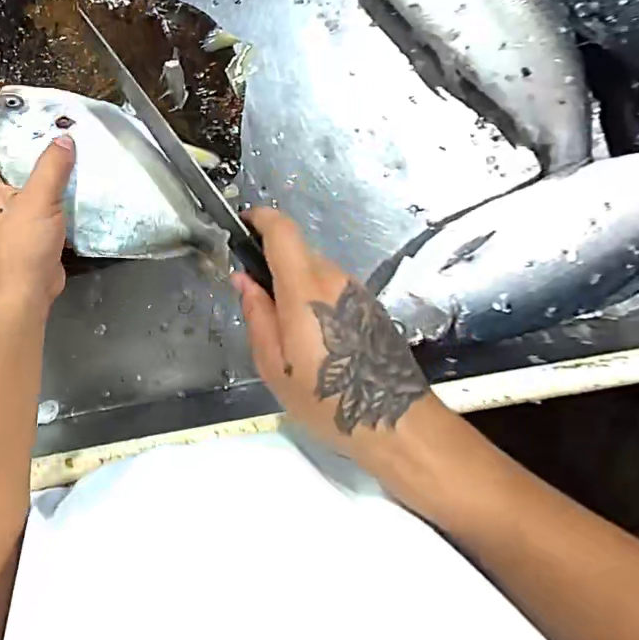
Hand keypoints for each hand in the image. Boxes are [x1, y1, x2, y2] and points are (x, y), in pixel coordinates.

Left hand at [0, 135, 74, 315]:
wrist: (25, 297)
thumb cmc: (21, 247)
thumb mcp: (38, 201)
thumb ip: (51, 168)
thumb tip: (63, 138)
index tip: (9, 115)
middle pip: (3, 169)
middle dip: (22, 149)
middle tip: (47, 129)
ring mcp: (10, 223)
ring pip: (25, 189)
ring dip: (41, 173)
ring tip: (65, 153)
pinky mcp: (29, 237)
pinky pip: (41, 208)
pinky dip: (54, 196)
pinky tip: (73, 188)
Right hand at [230, 207, 438, 463]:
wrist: (395, 420)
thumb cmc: (326, 399)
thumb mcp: (273, 364)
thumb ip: (256, 314)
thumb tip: (243, 279)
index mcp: (305, 288)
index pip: (282, 230)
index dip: (260, 218)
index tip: (243, 225)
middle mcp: (333, 278)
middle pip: (297, 250)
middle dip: (273, 264)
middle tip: (259, 303)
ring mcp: (356, 289)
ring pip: (315, 270)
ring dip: (296, 285)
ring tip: (289, 332)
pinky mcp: (370, 303)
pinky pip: (333, 286)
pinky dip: (316, 298)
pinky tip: (316, 338)